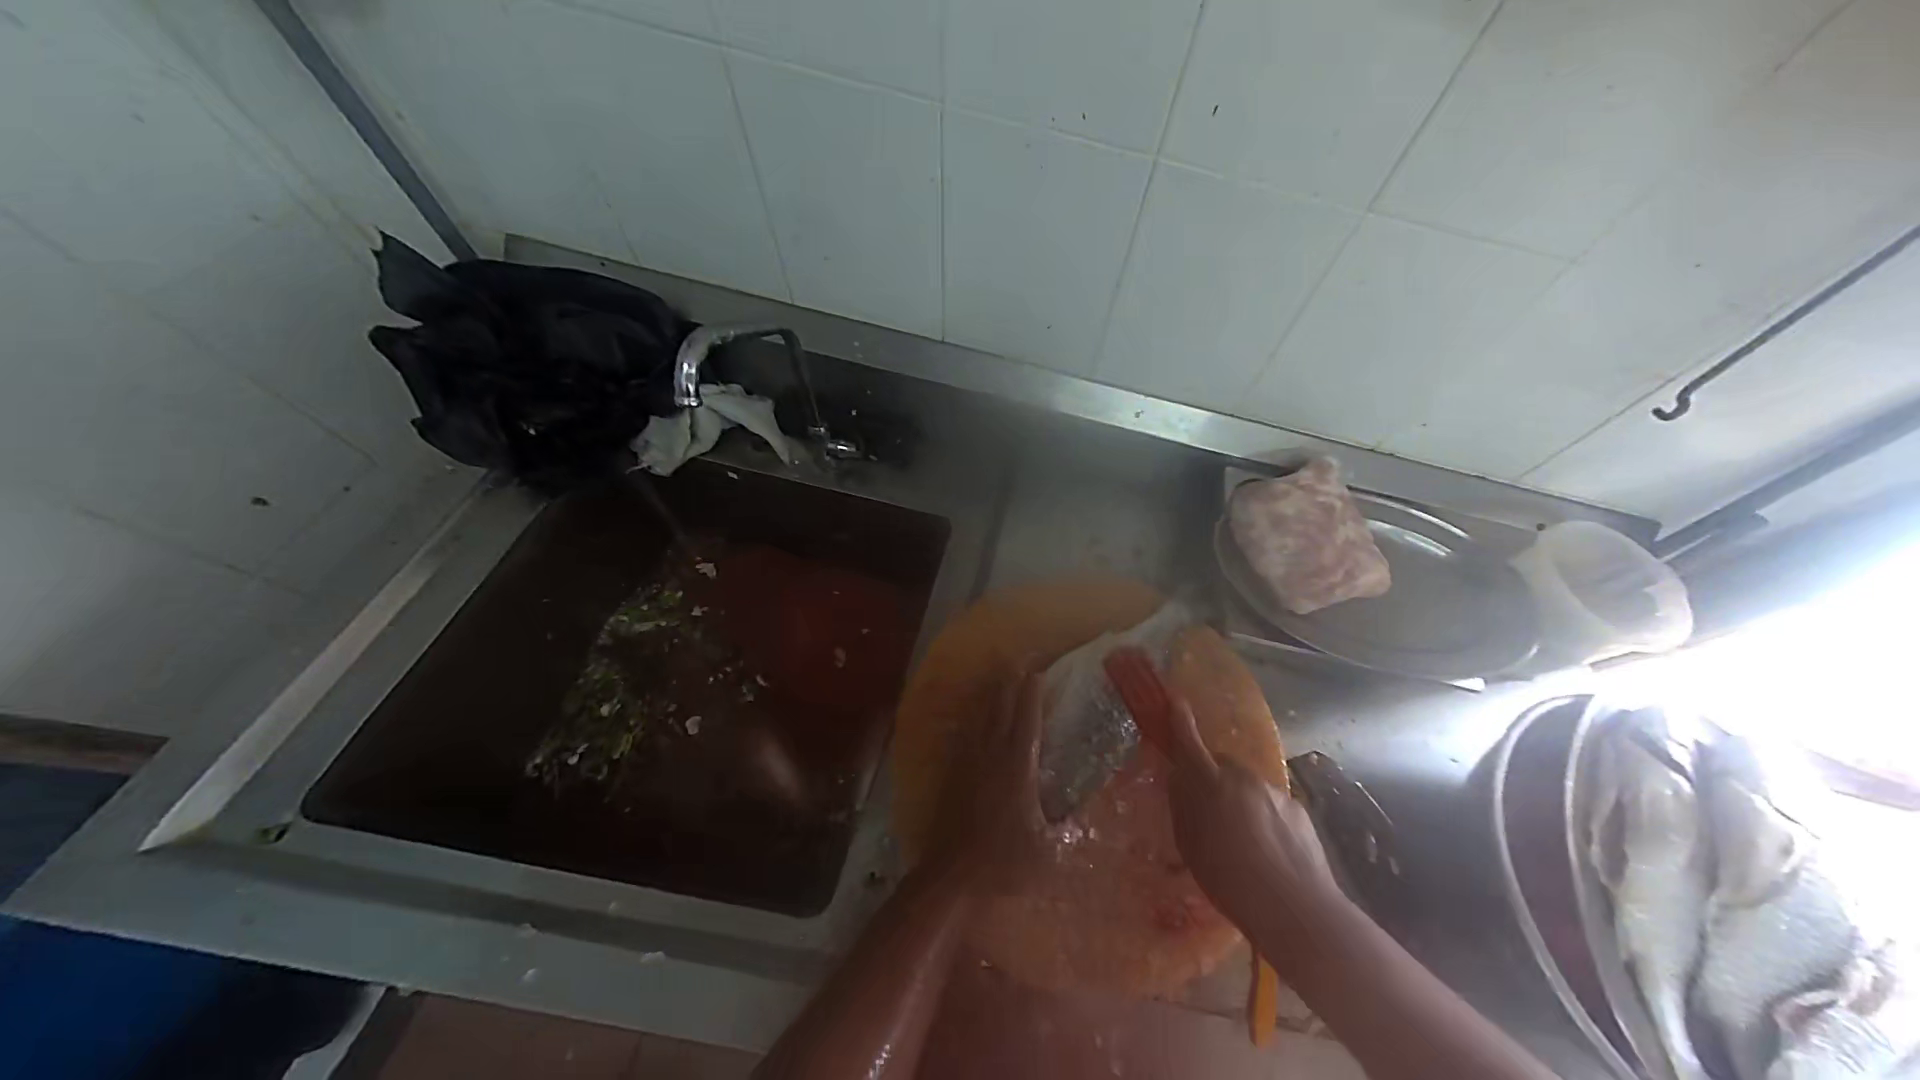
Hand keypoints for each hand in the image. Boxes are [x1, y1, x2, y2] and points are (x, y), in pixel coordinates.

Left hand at [926, 671, 1047, 892]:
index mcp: (1017, 767)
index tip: (1039, 672)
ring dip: (992, 697)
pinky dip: (974, 720)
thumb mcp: (1048, 849)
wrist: (952, 875)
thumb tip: (1085, 808)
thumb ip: (1068, 826)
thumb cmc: (1004, 862)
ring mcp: (969, 762)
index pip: (1027, 721)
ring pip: (981, 718)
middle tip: (1020, 664)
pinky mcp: (954, 773)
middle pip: (1000, 709)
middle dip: (1010, 684)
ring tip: (1000, 679)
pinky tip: (975, 718)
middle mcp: (991, 756)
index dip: (1032, 694)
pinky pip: (966, 736)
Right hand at [1163, 698, 1338, 929]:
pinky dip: (1265, 818)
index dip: (1180, 721)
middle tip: (1208, 809)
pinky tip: (1268, 851)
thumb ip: (1183, 805)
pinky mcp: (1298, 810)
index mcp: (1210, 783)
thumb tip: (1180, 779)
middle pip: (1221, 765)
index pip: (1189, 743)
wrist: (1295, 908)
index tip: (1175, 701)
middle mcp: (1243, 777)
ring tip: (1242, 841)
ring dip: (1240, 800)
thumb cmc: (1228, 879)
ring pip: (1248, 786)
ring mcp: (1274, 792)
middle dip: (1212, 777)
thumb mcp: (1190, 844)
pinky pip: (1272, 805)